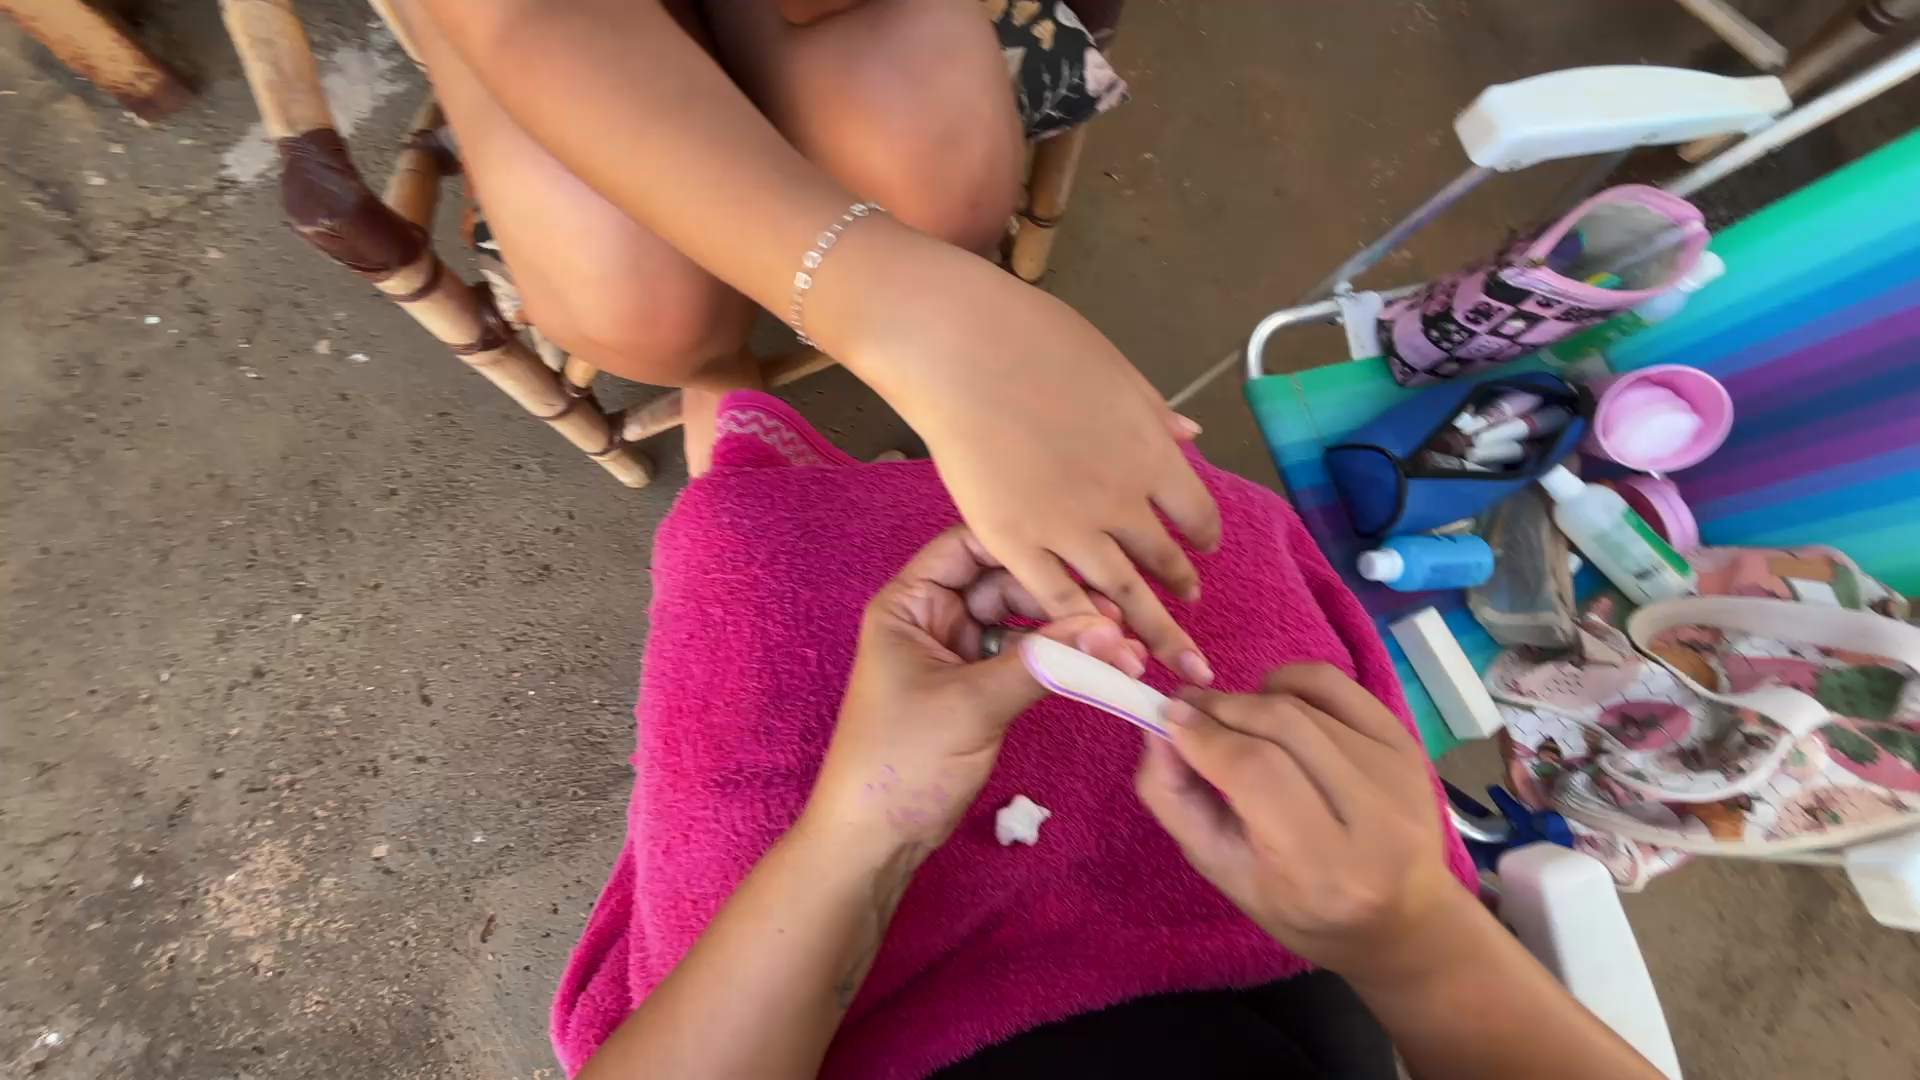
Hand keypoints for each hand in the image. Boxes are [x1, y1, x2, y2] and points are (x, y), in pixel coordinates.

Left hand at [807, 527, 1147, 848]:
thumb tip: (1111, 630)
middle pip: (1002, 584)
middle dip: (1057, 597)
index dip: (1020, 544)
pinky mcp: (979, 684)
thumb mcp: (971, 703)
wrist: (878, 839)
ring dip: (1065, 630)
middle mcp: (934, 616)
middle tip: (1117, 613)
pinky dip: (1057, 660)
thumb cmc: (903, 759)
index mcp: (910, 602)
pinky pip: (1024, 657)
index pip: (968, 546)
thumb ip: (1041, 663)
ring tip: (1120, 642)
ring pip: (1019, 621)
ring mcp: (959, 651)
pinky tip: (1099, 662)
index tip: (1079, 551)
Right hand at [821, 237, 1221, 685]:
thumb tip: (1193, 435)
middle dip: (1180, 591)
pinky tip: (1099, 643)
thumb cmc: (1036, 340)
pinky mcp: (1013, 542)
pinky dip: (1083, 625)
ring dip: (1147, 625)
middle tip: (1188, 609)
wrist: (960, 348)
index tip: (1200, 549)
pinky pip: (1057, 598)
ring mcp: (1067, 527)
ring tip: (1159, 651)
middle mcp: (1121, 501)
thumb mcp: (1116, 368)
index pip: (1196, 513)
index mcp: (1151, 453)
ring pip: (1120, 593)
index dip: (1201, 538)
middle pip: (1163, 561)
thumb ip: (1155, 413)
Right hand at [1134, 664, 1470, 985]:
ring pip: (1299, 703)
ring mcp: (1398, 775)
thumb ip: (1173, 798)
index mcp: (1325, 869)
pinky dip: (1286, 681)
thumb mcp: (1218, 866)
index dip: (1204, 736)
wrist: (1400, 920)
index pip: (1257, 772)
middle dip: (1218, 710)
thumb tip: (1159, 726)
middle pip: (1280, 726)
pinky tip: (1273, 705)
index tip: (1166, 719)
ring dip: (1245, 700)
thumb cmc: (1297, 904)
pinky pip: (1330, 684)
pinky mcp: (1407, 744)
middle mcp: (1376, 820)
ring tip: (1228, 721)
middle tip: (1187, 713)